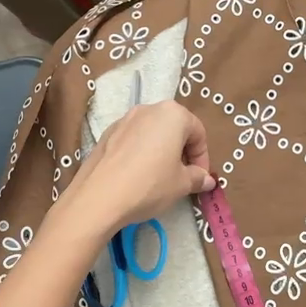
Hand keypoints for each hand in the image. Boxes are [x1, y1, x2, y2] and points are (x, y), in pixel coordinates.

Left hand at [56, 100, 213, 236]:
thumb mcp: (181, 184)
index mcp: (173, 114)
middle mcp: (149, 109)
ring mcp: (125, 119)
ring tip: (160, 177)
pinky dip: (141, 153)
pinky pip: (133, 140)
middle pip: (175, 128)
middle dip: (182, 152)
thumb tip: (207, 179)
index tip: (200, 178)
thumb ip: (197, 177)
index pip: (198, 132)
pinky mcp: (107, 134)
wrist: (98, 197)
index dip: (203, 157)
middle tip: (183, 177)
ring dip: (162, 151)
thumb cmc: (149, 185)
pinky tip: (137, 176)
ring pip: (153, 133)